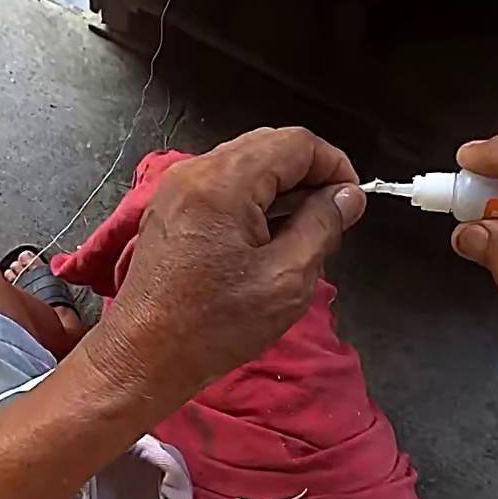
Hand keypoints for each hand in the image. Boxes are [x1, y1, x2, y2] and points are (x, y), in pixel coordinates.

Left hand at [84, 127, 364, 398]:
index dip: (334, 164)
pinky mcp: (171, 208)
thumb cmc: (216, 324)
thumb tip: (348, 196)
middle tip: (332, 217)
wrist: (145, 356)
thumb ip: (322, 226)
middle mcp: (196, 171)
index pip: (296, 143)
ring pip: (246, 164)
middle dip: (309, 175)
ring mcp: (178, 188)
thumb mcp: (286, 278)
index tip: (352, 201)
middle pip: (269, 146)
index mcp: (225, 181)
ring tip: (305, 231)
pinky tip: (269, 235)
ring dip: (283, 188)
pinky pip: (223, 185)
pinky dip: (254, 200)